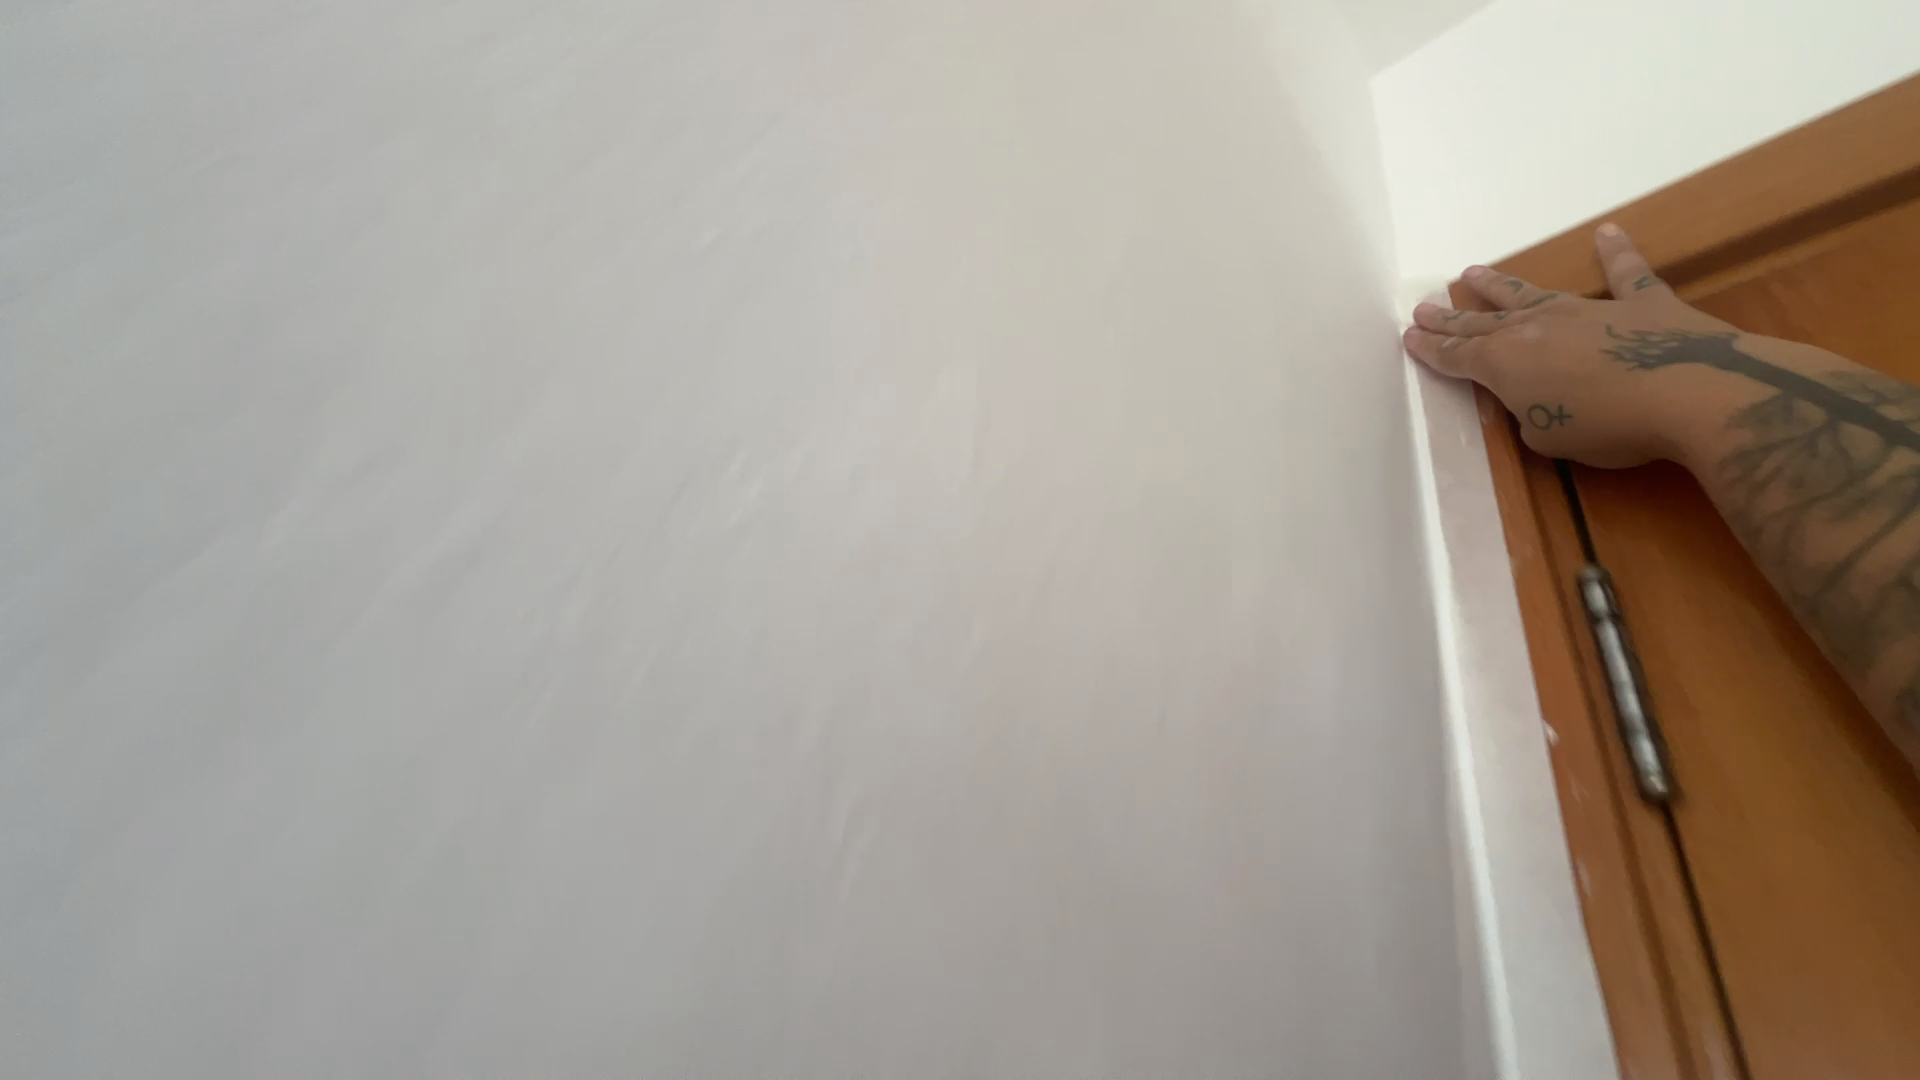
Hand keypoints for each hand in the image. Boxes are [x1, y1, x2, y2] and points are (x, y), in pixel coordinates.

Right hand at [1403, 225, 1740, 468]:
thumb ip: (1528, 413)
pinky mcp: (1642, 305)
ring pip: (1530, 294)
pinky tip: (1608, 233)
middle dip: (1448, 319)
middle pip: (1480, 324)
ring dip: (1498, 285)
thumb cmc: (1607, 427)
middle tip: (1422, 308)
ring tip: (1472, 272)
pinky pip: (1626, 274)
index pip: (1455, 357)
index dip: (1430, 350)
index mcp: (1503, 365)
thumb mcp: (1545, 438)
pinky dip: (1617, 253)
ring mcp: (1586, 312)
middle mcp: (1534, 330)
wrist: (1695, 394)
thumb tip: (1536, 399)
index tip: (1408, 338)